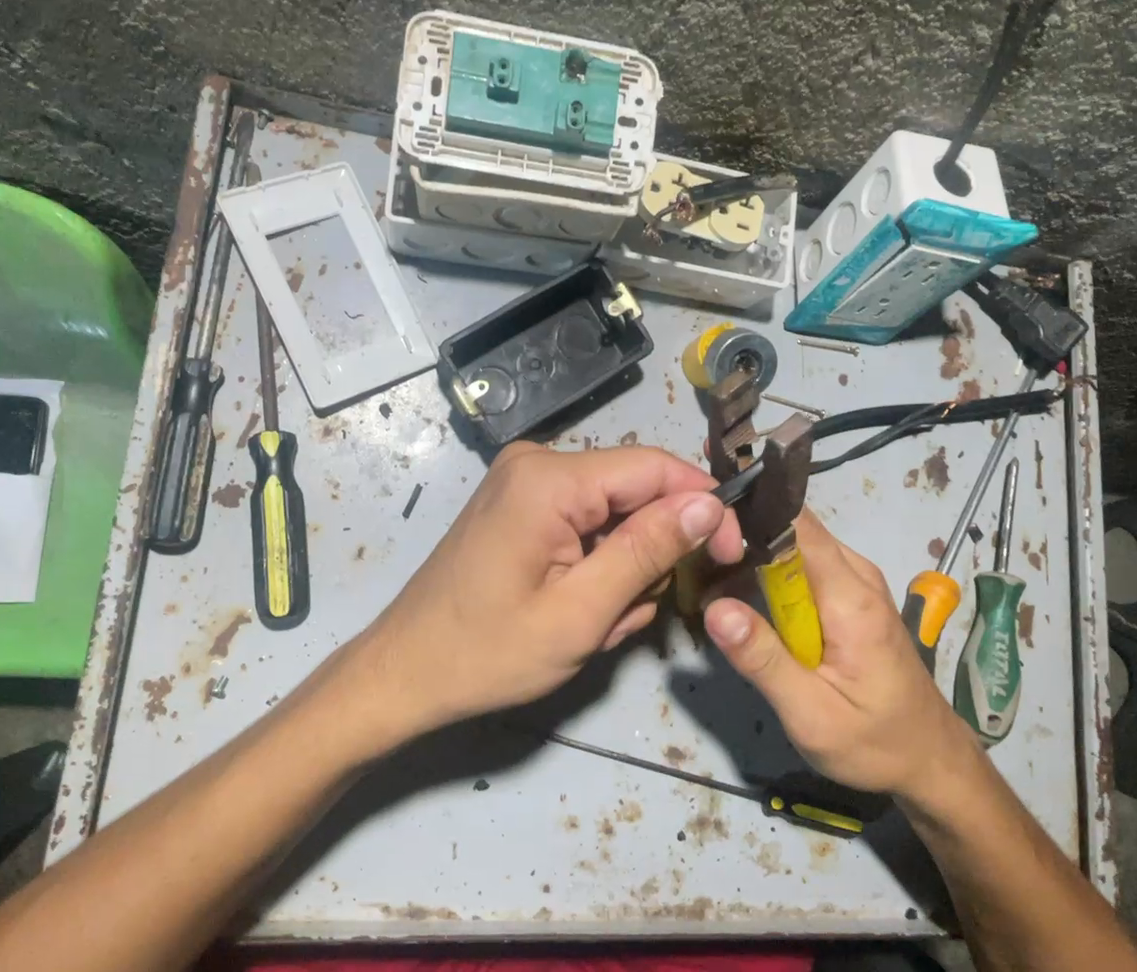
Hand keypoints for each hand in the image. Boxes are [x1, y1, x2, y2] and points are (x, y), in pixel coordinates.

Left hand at [355, 442, 742, 738]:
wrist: (403, 673)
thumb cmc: (486, 654)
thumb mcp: (580, 613)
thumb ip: (647, 551)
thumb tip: (708, 504)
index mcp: (548, 479)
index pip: (656, 467)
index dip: (704, 507)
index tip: (732, 554)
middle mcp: (536, 463)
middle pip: (634, 489)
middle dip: (653, 550)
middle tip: (636, 612)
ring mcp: (523, 482)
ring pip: (613, 512)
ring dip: (623, 567)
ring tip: (598, 622)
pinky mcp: (519, 506)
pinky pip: (584, 523)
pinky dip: (596, 565)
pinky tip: (577, 609)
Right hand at [703, 510, 980, 807]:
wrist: (931, 761)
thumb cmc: (876, 744)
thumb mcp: (812, 715)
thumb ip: (763, 660)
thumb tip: (714, 609)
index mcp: (851, 597)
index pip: (796, 525)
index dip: (749, 515)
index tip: (703, 528)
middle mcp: (858, 575)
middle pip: (792, 529)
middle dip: (743, 536)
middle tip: (697, 563)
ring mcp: (857, 583)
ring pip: (795, 545)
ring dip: (753, 556)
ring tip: (709, 580)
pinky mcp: (851, 597)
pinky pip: (805, 566)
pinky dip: (771, 575)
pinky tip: (743, 600)